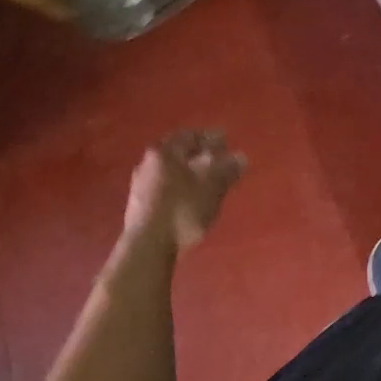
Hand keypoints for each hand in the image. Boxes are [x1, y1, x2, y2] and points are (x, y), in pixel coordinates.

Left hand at [124, 131, 246, 249]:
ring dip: (188, 171)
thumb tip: (240, 156)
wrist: (148, 245)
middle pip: (178, 152)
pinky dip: (180, 185)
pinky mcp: (140, 204)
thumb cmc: (183, 210)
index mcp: (165, 152)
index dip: (210, 137)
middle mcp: (149, 162)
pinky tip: (190, 196)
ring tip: (206, 178)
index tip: (227, 138)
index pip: (191, 136)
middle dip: (198, 153)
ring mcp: (141, 184)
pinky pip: (165, 186)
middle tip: (218, 157)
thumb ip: (226, 170)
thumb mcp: (212, 188)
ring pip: (170, 170)